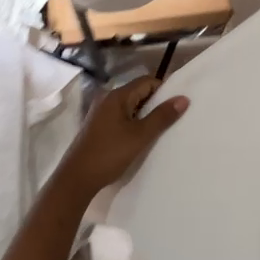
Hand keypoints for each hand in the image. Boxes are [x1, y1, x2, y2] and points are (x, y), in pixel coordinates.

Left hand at [53, 77, 188, 198]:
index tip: (178, 104)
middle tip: (173, 118)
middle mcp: (107, 99)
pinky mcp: (97, 127)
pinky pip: (120, 117)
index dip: (163, 90)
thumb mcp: (140, 136)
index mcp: (117, 96)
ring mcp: (100, 113)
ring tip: (160, 129)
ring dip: (144, 115)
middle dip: (155, 103)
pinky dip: (133, 123)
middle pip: (137, 92)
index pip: (146, 81)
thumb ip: (162, 117)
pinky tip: (140, 138)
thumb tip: (183, 98)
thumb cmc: (109, 153)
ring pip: (129, 106)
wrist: (76, 178)